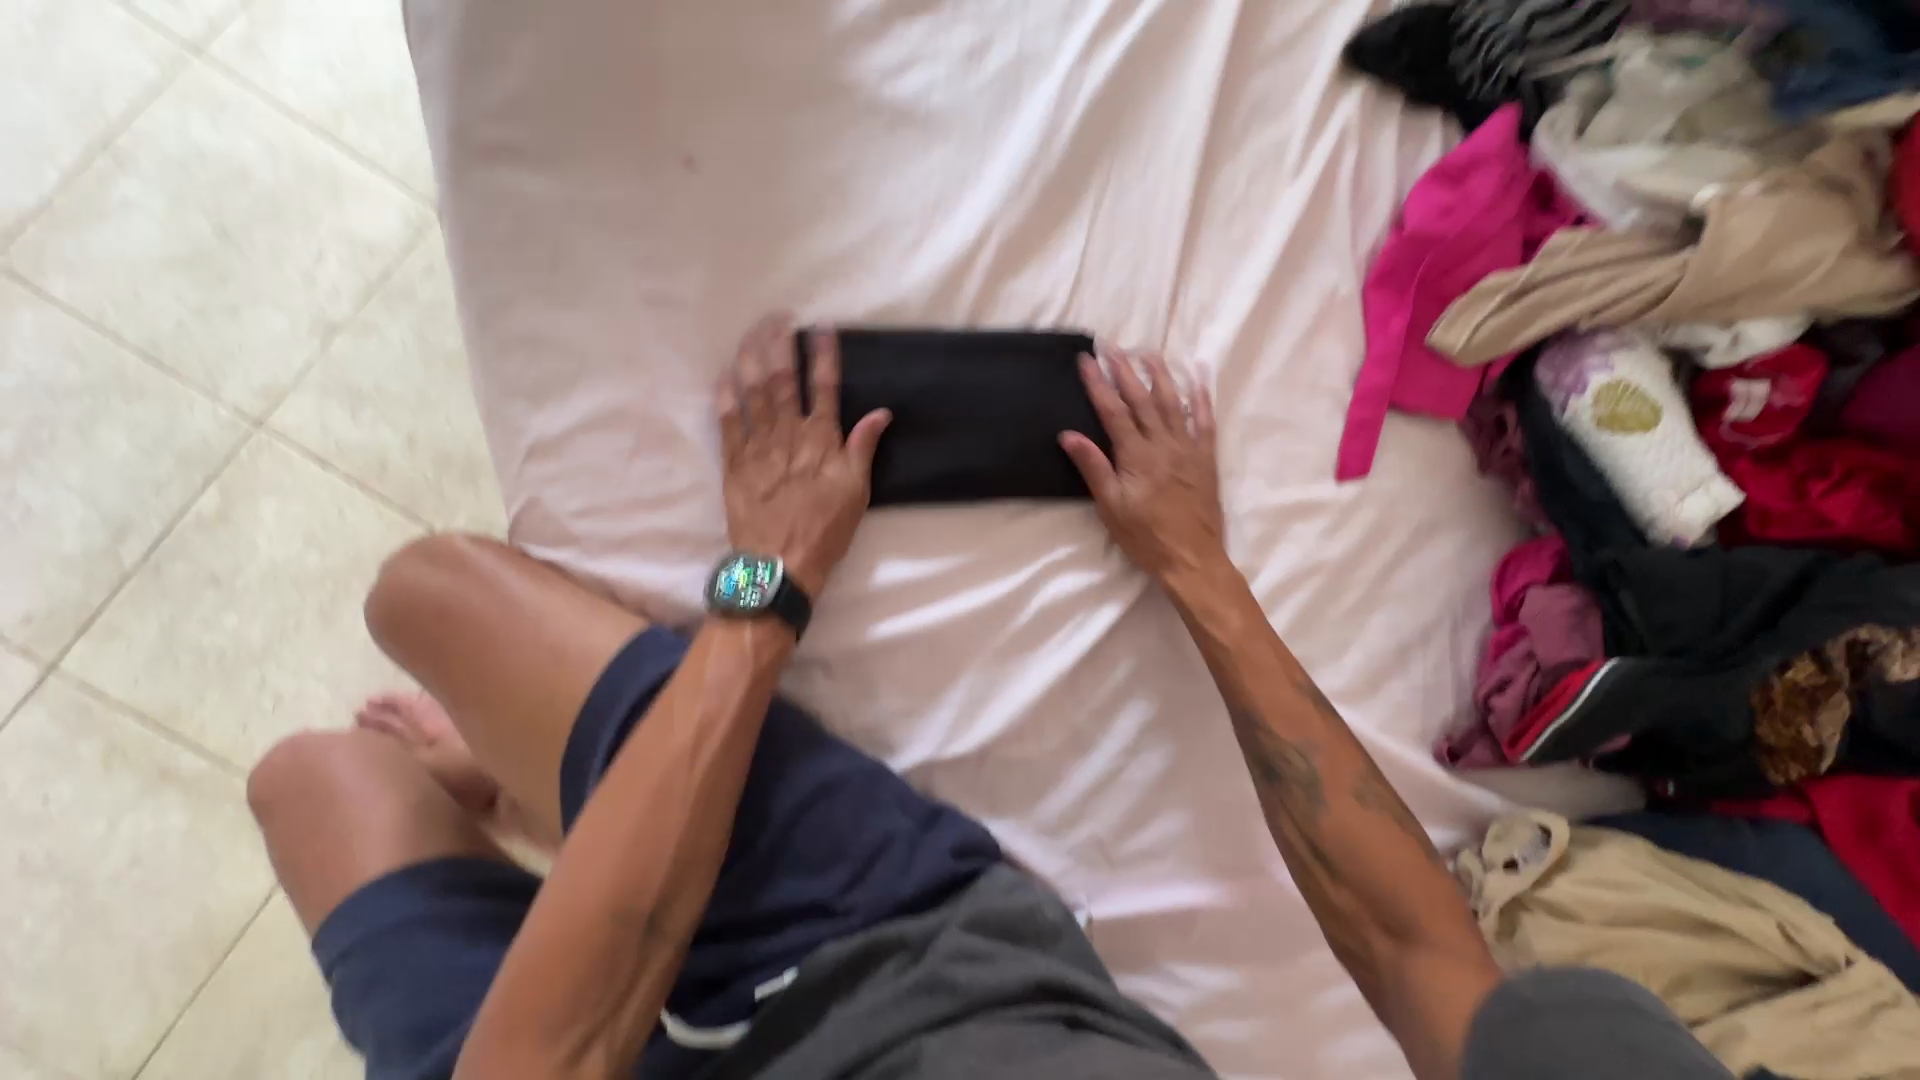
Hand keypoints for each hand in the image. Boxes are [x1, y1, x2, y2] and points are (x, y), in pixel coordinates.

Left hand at [719, 314, 890, 596]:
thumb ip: (863, 448)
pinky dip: (726, 394)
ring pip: (753, 391)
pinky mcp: (735, 462)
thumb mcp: (856, 492)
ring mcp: (758, 446)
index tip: (822, 326)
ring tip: (752, 331)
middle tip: (779, 316)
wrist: (780, 563)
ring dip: (752, 357)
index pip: (825, 386)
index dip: (823, 353)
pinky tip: (726, 373)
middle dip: (780, 343)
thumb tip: (881, 413)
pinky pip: (728, 420)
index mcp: (822, 439)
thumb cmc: (825, 530)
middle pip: (783, 378)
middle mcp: (789, 434)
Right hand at [1060, 347, 1226, 583]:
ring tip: (1147, 353)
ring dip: (1160, 374)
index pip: (1113, 411)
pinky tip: (1198, 378)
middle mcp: (1163, 444)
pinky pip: (1205, 420)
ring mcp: (1188, 448)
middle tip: (1112, 347)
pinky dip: (1202, 397)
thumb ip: (1093, 467)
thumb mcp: (1110, 506)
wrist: (1192, 558)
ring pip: (1174, 402)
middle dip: (1125, 371)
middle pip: (1142, 399)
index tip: (1086, 360)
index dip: (1098, 384)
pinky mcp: (1206, 458)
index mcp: (1136, 455)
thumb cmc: (1145, 537)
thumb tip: (1068, 435)